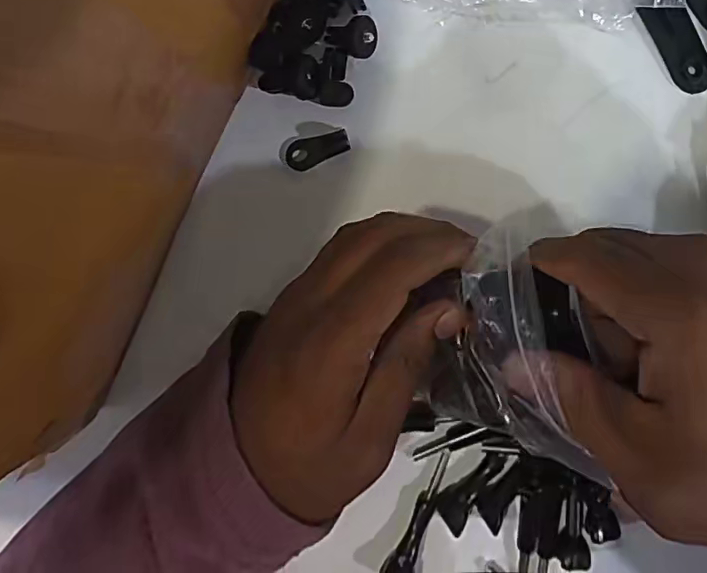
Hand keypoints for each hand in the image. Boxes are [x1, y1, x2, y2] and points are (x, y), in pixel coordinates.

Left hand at [230, 212, 473, 524]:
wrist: (230, 477)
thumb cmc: (308, 467)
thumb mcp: (368, 442)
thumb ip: (407, 367)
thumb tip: (449, 306)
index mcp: (330, 342)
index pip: (392, 268)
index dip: (440, 250)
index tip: (477, 258)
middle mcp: (310, 303)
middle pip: (377, 236)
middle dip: (431, 233)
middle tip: (468, 253)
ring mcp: (298, 293)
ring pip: (360, 232)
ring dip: (409, 230)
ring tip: (445, 253)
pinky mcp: (295, 293)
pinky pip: (346, 244)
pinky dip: (386, 238)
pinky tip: (409, 260)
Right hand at [529, 229, 706, 552]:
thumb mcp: (638, 455)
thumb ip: (571, 396)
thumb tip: (513, 359)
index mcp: (678, 306)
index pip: (590, 260)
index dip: (543, 265)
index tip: (507, 288)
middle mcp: (700, 263)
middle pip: (608, 247)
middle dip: (577, 288)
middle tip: (574, 354)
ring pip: (632, 250)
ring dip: (609, 290)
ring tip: (620, 361)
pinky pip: (660, 258)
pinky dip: (637, 288)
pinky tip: (649, 344)